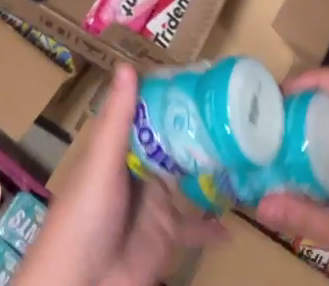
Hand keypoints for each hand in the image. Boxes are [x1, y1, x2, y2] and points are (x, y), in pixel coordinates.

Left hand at [16, 65, 227, 285]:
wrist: (82, 283)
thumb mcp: (101, 163)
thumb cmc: (84, 216)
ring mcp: (155, 204)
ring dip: (213, 171)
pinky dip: (215, 225)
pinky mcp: (167, 235)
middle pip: (173, 146)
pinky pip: (196, 227)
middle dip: (200, 132)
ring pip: (189, 182)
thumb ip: (117, 119)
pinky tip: (239, 217)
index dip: (171, 96)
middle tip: (239, 111)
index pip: (148, 114)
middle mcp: (139, 172)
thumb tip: (126, 64)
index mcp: (119, 149)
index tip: (203, 76)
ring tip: (247, 151)